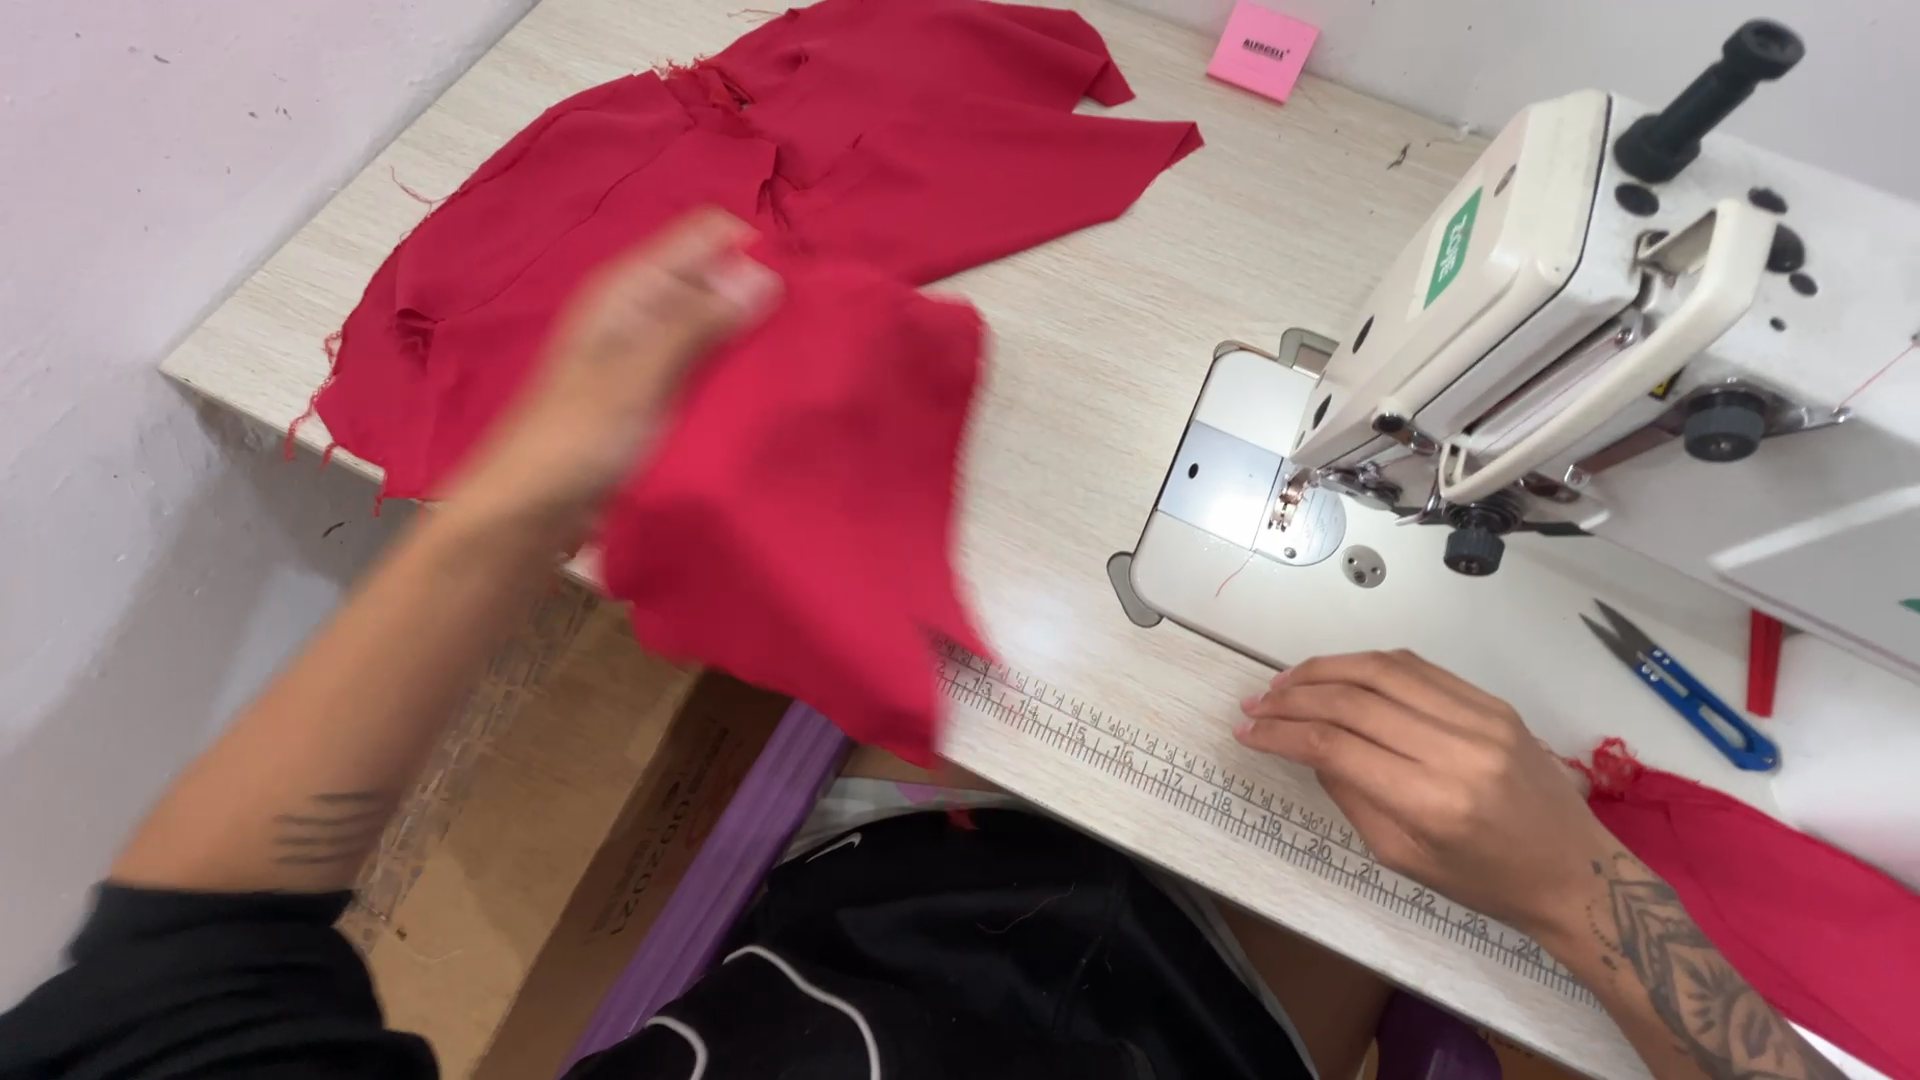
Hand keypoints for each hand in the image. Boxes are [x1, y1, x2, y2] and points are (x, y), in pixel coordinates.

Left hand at [444, 208, 779, 541]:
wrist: (538, 506)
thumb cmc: (581, 437)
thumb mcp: (642, 373)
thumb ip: (699, 322)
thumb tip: (764, 273)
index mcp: (631, 290)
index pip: (702, 238)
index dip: (748, 251)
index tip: (795, 286)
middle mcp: (642, 312)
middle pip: (712, 279)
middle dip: (754, 294)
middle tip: (803, 329)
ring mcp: (650, 353)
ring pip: (714, 323)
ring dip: (748, 334)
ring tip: (793, 356)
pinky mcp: (660, 391)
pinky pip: (708, 363)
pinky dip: (734, 367)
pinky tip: (761, 385)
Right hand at [1235, 651, 1615, 939]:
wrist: (1576, 872)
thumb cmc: (1485, 880)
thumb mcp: (1401, 855)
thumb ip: (1348, 793)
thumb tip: (1305, 743)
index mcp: (1431, 801)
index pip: (1334, 746)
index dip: (1280, 733)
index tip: (1247, 731)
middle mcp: (1456, 750)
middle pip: (1350, 701)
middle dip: (1290, 698)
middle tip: (1255, 704)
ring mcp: (1479, 718)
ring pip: (1378, 669)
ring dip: (1320, 669)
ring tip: (1285, 682)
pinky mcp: (1490, 702)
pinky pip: (1414, 666)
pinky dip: (1363, 663)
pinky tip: (1336, 673)